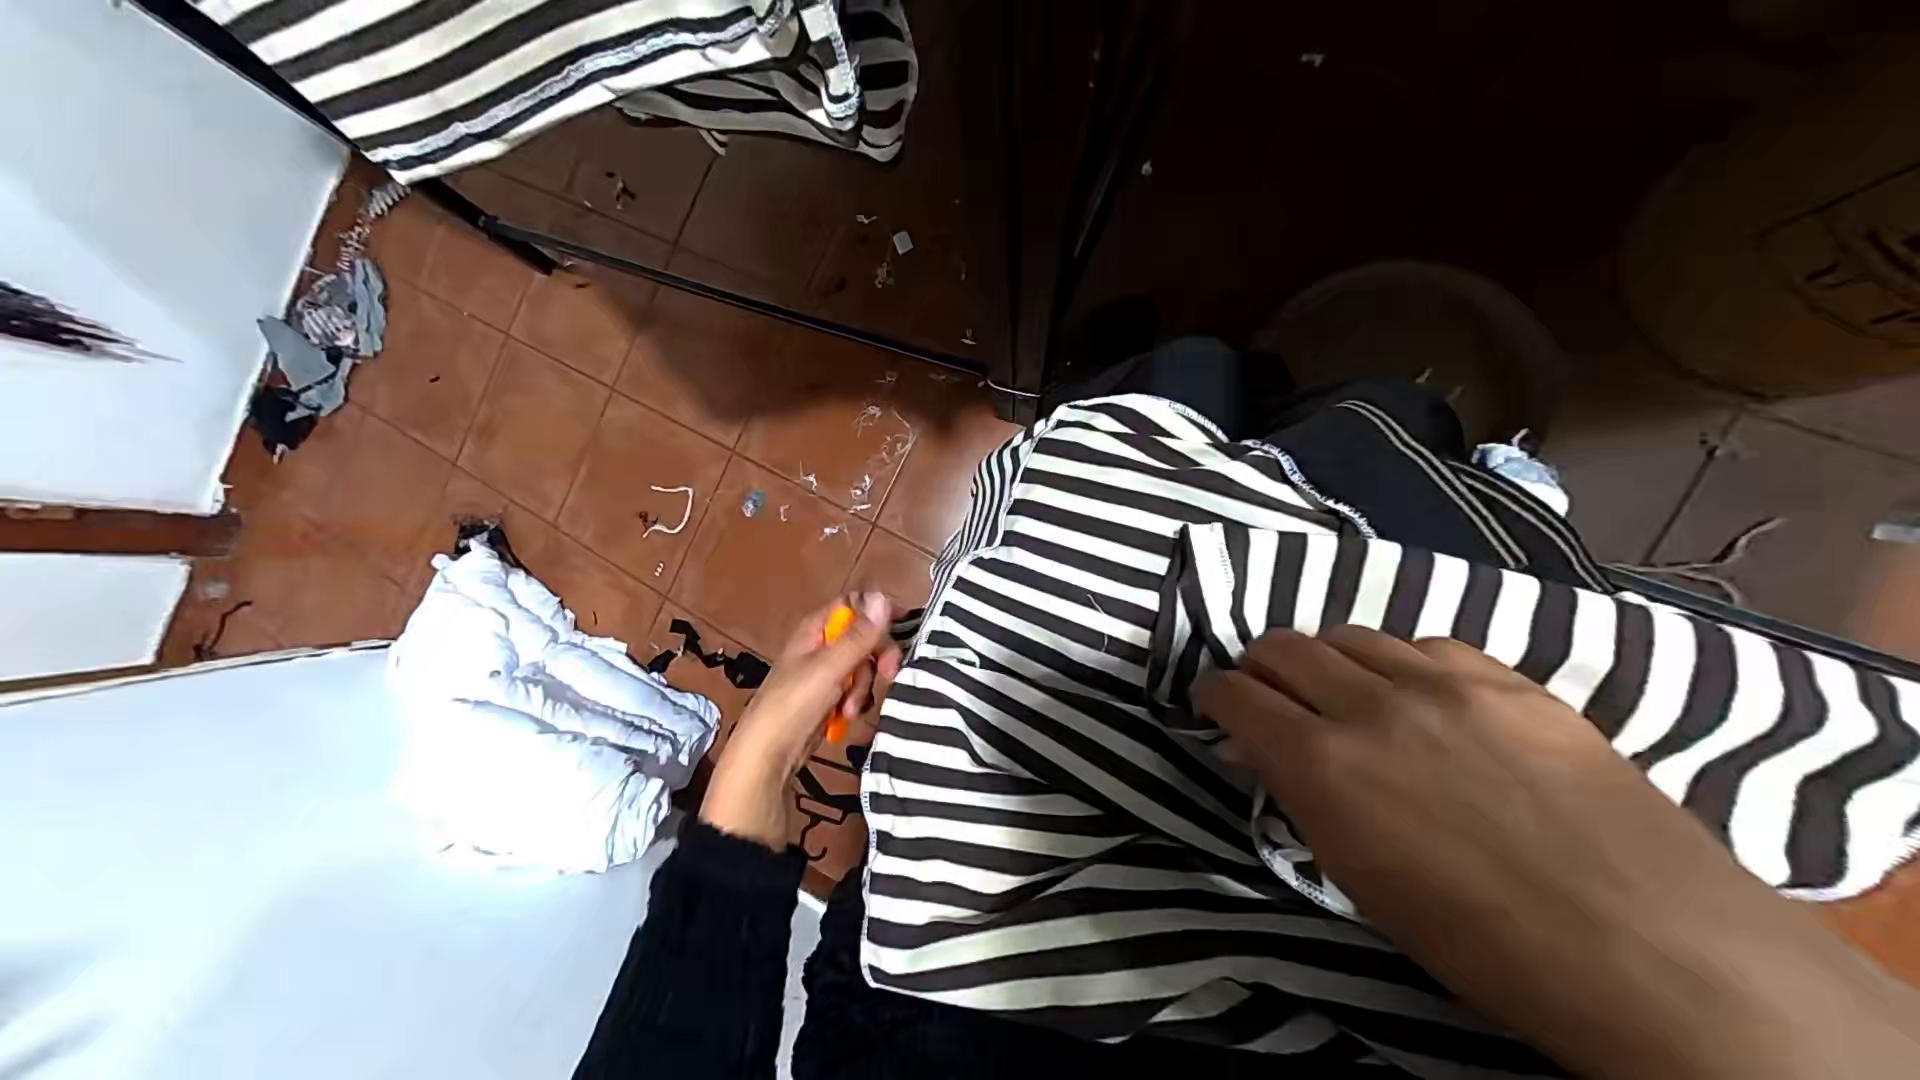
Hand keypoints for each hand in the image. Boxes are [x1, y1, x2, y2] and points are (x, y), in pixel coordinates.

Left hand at [699, 593, 901, 848]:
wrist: (768, 754)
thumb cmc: (794, 703)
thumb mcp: (831, 667)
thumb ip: (860, 636)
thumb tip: (884, 598)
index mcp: (816, 628)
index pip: (856, 604)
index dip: (878, 613)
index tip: (900, 629)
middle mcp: (823, 644)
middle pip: (866, 636)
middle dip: (876, 658)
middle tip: (887, 674)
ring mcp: (827, 671)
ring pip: (865, 665)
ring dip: (864, 686)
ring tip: (849, 707)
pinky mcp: (831, 696)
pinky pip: (858, 688)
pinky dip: (857, 700)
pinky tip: (847, 714)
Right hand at [1195, 625, 1919, 1079]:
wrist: (1653, 949)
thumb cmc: (1477, 936)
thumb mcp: (1354, 873)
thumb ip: (1295, 792)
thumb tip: (1257, 748)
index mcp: (1322, 761)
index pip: (1235, 693)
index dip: (1214, 694)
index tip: (1215, 704)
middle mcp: (1371, 704)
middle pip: (1283, 646)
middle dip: (1260, 666)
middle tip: (1268, 693)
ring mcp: (1445, 684)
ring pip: (1350, 634)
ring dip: (1326, 658)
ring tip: (1340, 689)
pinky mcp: (1509, 680)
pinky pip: (1426, 644)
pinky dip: (1398, 661)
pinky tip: (1416, 693)